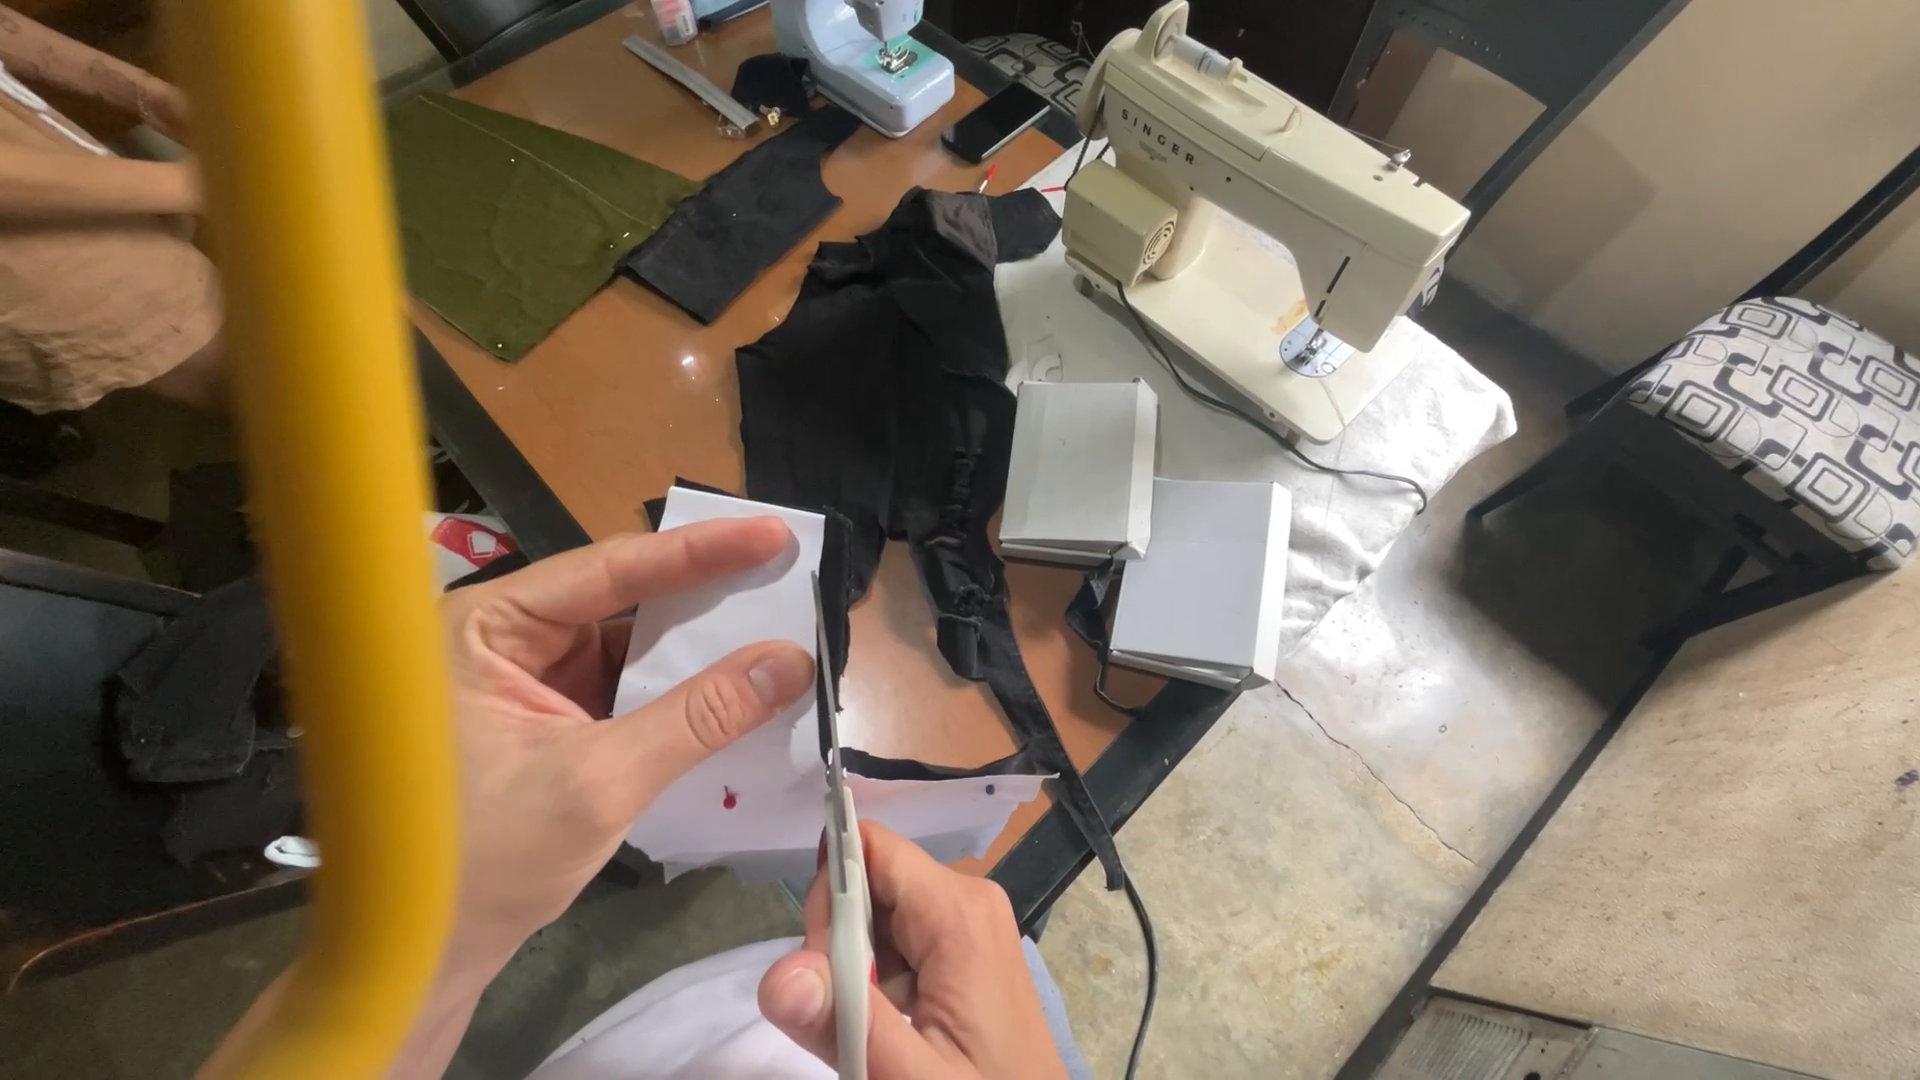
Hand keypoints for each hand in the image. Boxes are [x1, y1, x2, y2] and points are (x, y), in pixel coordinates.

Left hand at [437, 520, 816, 961]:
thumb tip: (794, 662)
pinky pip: (632, 680)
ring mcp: (532, 675)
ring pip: (636, 639)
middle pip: (626, 594)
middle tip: (783, 567)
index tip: (775, 534)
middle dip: (708, 588)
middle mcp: (508, 636)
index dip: (701, 549)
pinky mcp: (556, 711)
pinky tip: (735, 678)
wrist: (422, 957)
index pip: (611, 569)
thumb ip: (699, 718)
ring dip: (702, 640)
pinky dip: (684, 683)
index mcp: (487, 628)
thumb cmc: (480, 865)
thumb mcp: (598, 783)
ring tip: (774, 618)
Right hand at [758, 823, 1067, 1079]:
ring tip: (870, 1024)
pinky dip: (880, 971)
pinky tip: (889, 1020)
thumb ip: (843, 1021)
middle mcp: (968, 896)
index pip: (872, 847)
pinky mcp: (968, 944)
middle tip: (843, 1008)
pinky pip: (904, 934)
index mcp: (957, 909)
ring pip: (883, 909)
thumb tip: (778, 974)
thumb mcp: (907, 1075)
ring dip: (857, 960)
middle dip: (840, 935)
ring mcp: (971, 919)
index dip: (831, 889)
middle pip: (874, 878)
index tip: (819, 960)